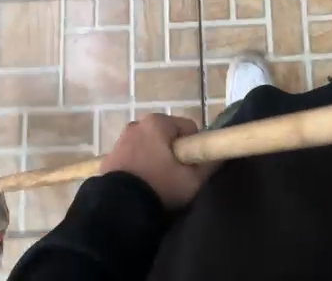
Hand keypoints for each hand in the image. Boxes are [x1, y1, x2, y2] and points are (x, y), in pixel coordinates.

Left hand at [99, 113, 215, 208]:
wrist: (119, 210)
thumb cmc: (160, 188)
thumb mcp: (192, 181)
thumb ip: (210, 164)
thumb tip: (221, 155)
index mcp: (158, 122)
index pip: (188, 127)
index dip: (194, 148)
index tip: (192, 168)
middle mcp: (138, 123)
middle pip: (167, 135)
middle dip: (173, 152)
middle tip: (175, 177)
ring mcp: (121, 139)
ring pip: (149, 145)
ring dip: (155, 158)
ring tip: (157, 183)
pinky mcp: (109, 155)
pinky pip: (132, 156)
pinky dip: (139, 165)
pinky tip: (141, 185)